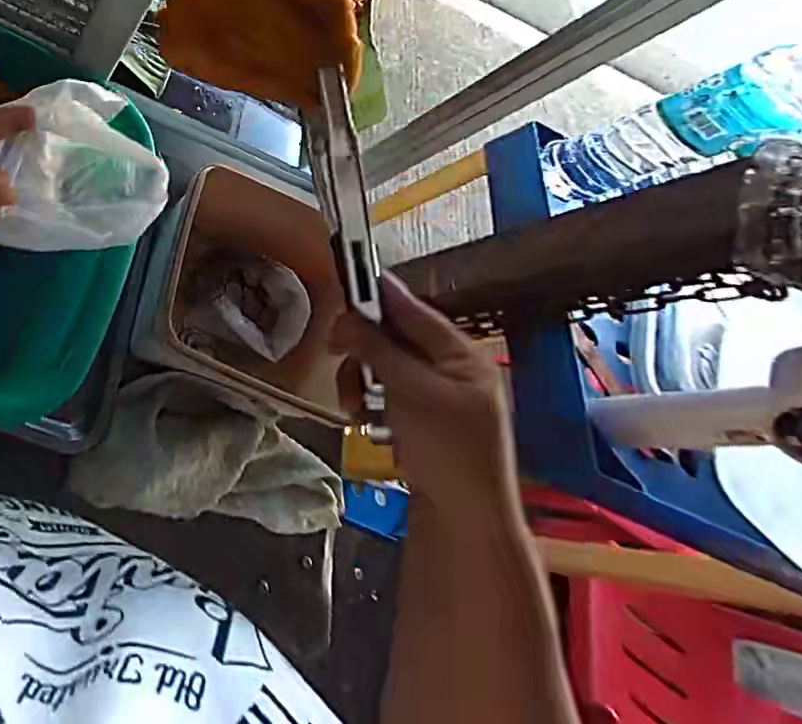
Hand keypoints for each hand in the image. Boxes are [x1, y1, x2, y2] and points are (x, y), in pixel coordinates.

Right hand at [332, 274, 517, 507]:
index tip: (344, 278)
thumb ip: (378, 350)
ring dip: (359, 381)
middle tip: (336, 352)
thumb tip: (346, 315)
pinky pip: (381, 393)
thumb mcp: (412, 394)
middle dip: (362, 348)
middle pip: (391, 337)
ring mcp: (432, 394)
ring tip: (355, 407)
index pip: (412, 309)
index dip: (378, 294)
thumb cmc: (449, 453)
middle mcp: (447, 368)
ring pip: (379, 366)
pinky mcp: (416, 417)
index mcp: (460, 355)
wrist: (465, 523)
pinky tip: (364, 421)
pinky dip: (367, 402)